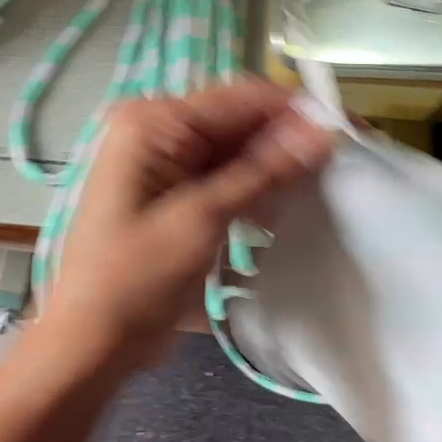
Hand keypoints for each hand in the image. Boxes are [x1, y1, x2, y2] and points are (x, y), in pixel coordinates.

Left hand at [49, 76, 335, 369]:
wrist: (90, 343)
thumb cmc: (135, 279)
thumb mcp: (201, 219)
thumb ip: (262, 171)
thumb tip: (321, 130)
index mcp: (153, 122)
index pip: (239, 98)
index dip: (296, 109)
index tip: (351, 128)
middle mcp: (158, 131)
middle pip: (240, 122)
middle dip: (289, 140)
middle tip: (347, 163)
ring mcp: (166, 165)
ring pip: (237, 151)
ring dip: (277, 167)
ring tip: (329, 186)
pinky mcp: (176, 197)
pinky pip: (225, 178)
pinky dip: (256, 189)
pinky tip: (290, 207)